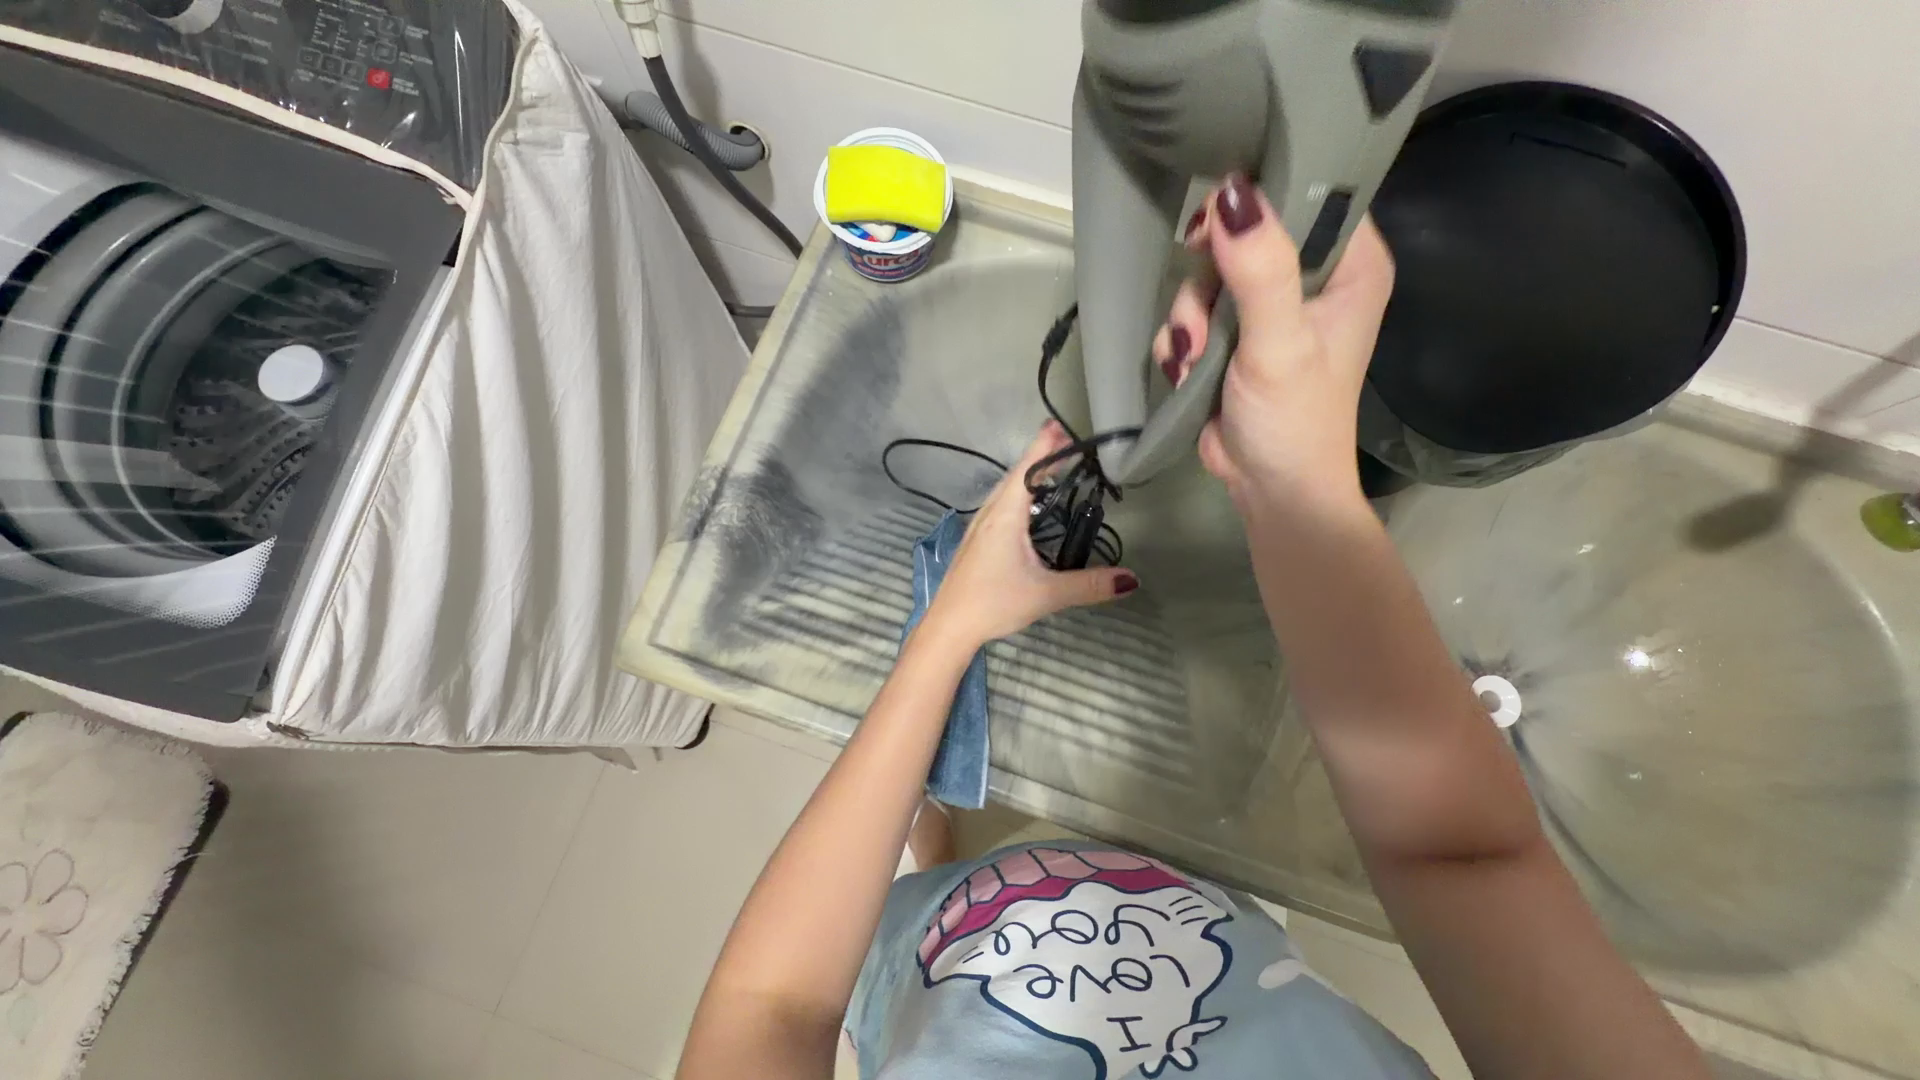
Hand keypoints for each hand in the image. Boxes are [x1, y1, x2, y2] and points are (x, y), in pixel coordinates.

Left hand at [917, 422, 1138, 652]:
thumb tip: (1130, 579)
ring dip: (1028, 477)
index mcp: (1006, 515)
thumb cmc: (993, 602)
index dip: (1044, 445)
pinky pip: (1000, 506)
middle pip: (1016, 475)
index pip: (1027, 468)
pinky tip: (1029, 510)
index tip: (1059, 424)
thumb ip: (1088, 585)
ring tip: (1054, 471)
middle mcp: (990, 513)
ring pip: (1005, 491)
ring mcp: (978, 527)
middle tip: (1068, 445)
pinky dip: (1018, 496)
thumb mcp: (1046, 594)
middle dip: (1042, 458)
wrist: (948, 626)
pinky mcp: (975, 542)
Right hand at [1155, 175, 1395, 513]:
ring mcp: (1270, 310)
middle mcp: (1313, 279)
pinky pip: (1194, 312)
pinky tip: (1186, 367)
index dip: (1260, 196)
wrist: (1271, 490)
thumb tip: (1230, 194)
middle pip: (1247, 234)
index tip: (1216, 219)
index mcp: (1350, 267)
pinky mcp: (1234, 338)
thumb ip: (1260, 269)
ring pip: (1210, 276)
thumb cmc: (1294, 418)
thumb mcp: (1279, 342)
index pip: (1311, 194)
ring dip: (1190, 314)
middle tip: (1202, 303)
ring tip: (1195, 355)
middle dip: (1210, 273)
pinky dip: (1182, 338)